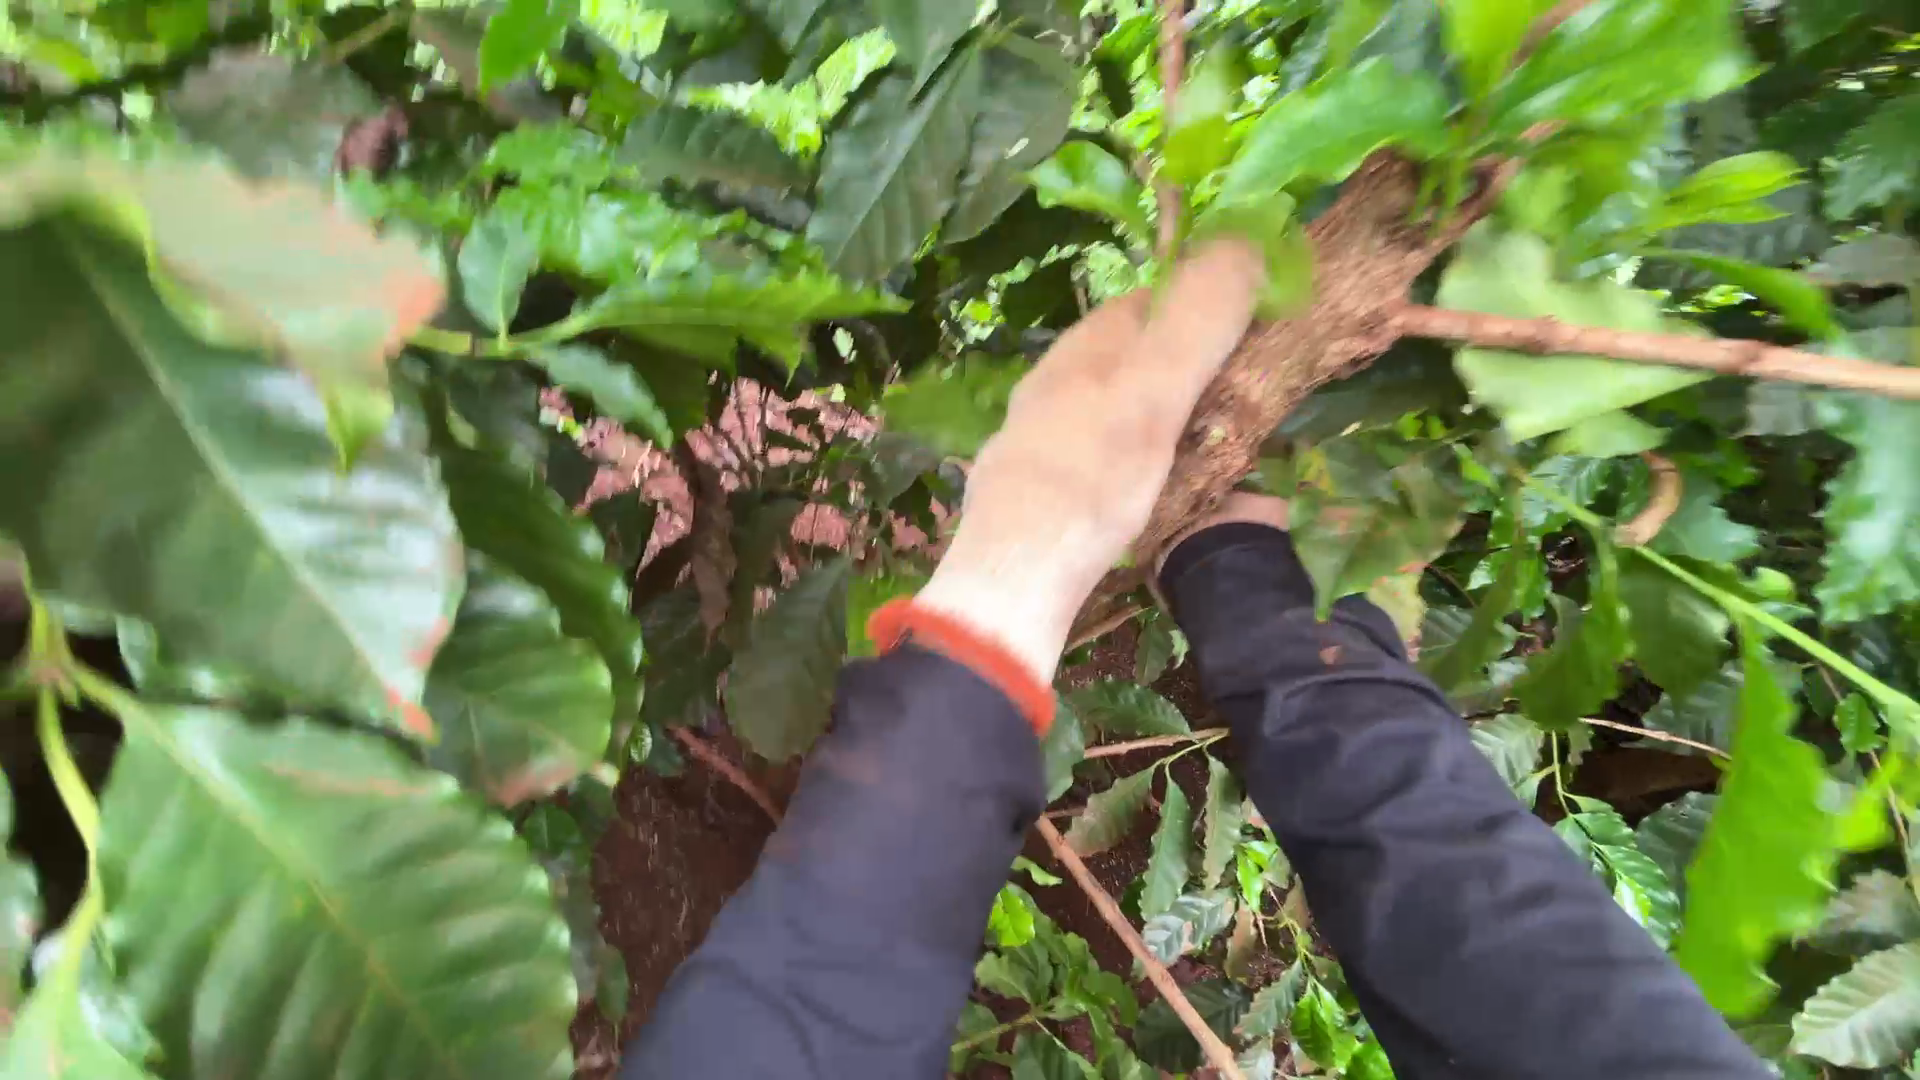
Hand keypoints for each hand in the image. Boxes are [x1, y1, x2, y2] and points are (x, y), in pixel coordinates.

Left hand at [911, 239, 1266, 683]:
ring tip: (1186, 445)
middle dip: (1170, 363)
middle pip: (1120, 353)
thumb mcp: (1154, 391)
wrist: (1017, 569)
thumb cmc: (1092, 478)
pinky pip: (1085, 450)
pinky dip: (1116, 455)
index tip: (1241, 339)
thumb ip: (1196, 319)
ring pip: (1100, 402)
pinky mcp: (1028, 483)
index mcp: (1079, 350)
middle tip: (1222, 400)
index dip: (1195, 307)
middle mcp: (1048, 382)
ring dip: (1143, 410)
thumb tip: (1243, 242)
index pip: (1144, 301)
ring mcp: (1032, 433)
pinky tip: (1130, 485)